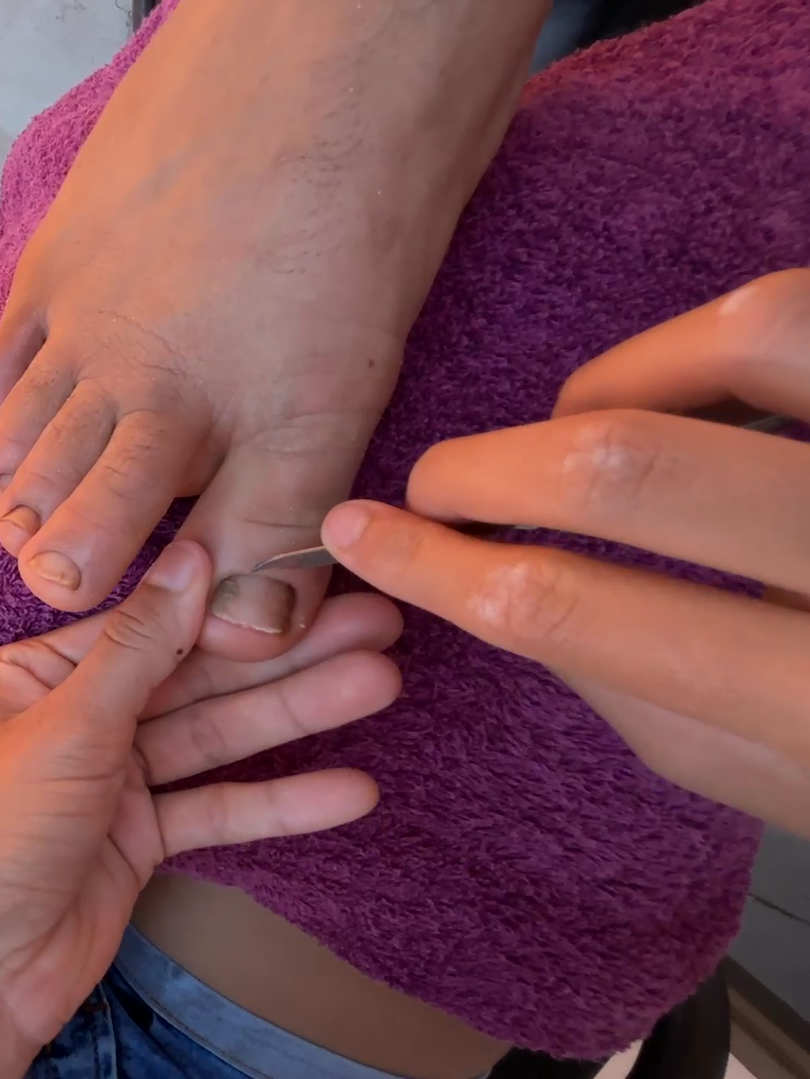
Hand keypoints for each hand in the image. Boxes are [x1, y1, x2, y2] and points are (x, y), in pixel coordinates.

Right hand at [0, 0, 545, 656]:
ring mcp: (65, 314)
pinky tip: (1, 418)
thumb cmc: (348, 227)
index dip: (73, 578)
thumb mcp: (333, 399)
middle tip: (41, 563)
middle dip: (36, 538)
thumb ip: (274, 524)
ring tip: (17, 509)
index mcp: (165, 422)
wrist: (319, 56)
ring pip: (14, 424)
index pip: (89, 536)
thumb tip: (239, 636)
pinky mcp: (54, 259)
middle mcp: (95, 377)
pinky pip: (2, 354)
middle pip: (38, 485)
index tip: (75, 594)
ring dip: (13, 477)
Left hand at [0, 540, 383, 1050]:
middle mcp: (72, 716)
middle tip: (376, 625)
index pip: (141, 626)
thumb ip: (137, 648)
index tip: (306, 572)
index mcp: (33, 673)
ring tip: (380, 682)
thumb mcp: (66, 727)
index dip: (224, 601)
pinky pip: (212, 808)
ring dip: (290, 716)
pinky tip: (351, 790)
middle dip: (276, 656)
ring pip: (209, 738)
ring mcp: (107, 779)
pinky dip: (275, 802)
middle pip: (185, 679)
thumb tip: (192, 556)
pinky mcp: (136, 838)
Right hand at [320, 270, 809, 833]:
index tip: (351, 531)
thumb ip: (607, 676)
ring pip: (750, 335)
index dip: (424, 561)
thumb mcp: (749, 767)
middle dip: (480, 469)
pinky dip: (720, 343)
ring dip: (612, 382)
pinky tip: (708, 398)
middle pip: (622, 466)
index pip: (558, 609)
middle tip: (444, 485)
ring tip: (597, 424)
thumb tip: (471, 574)